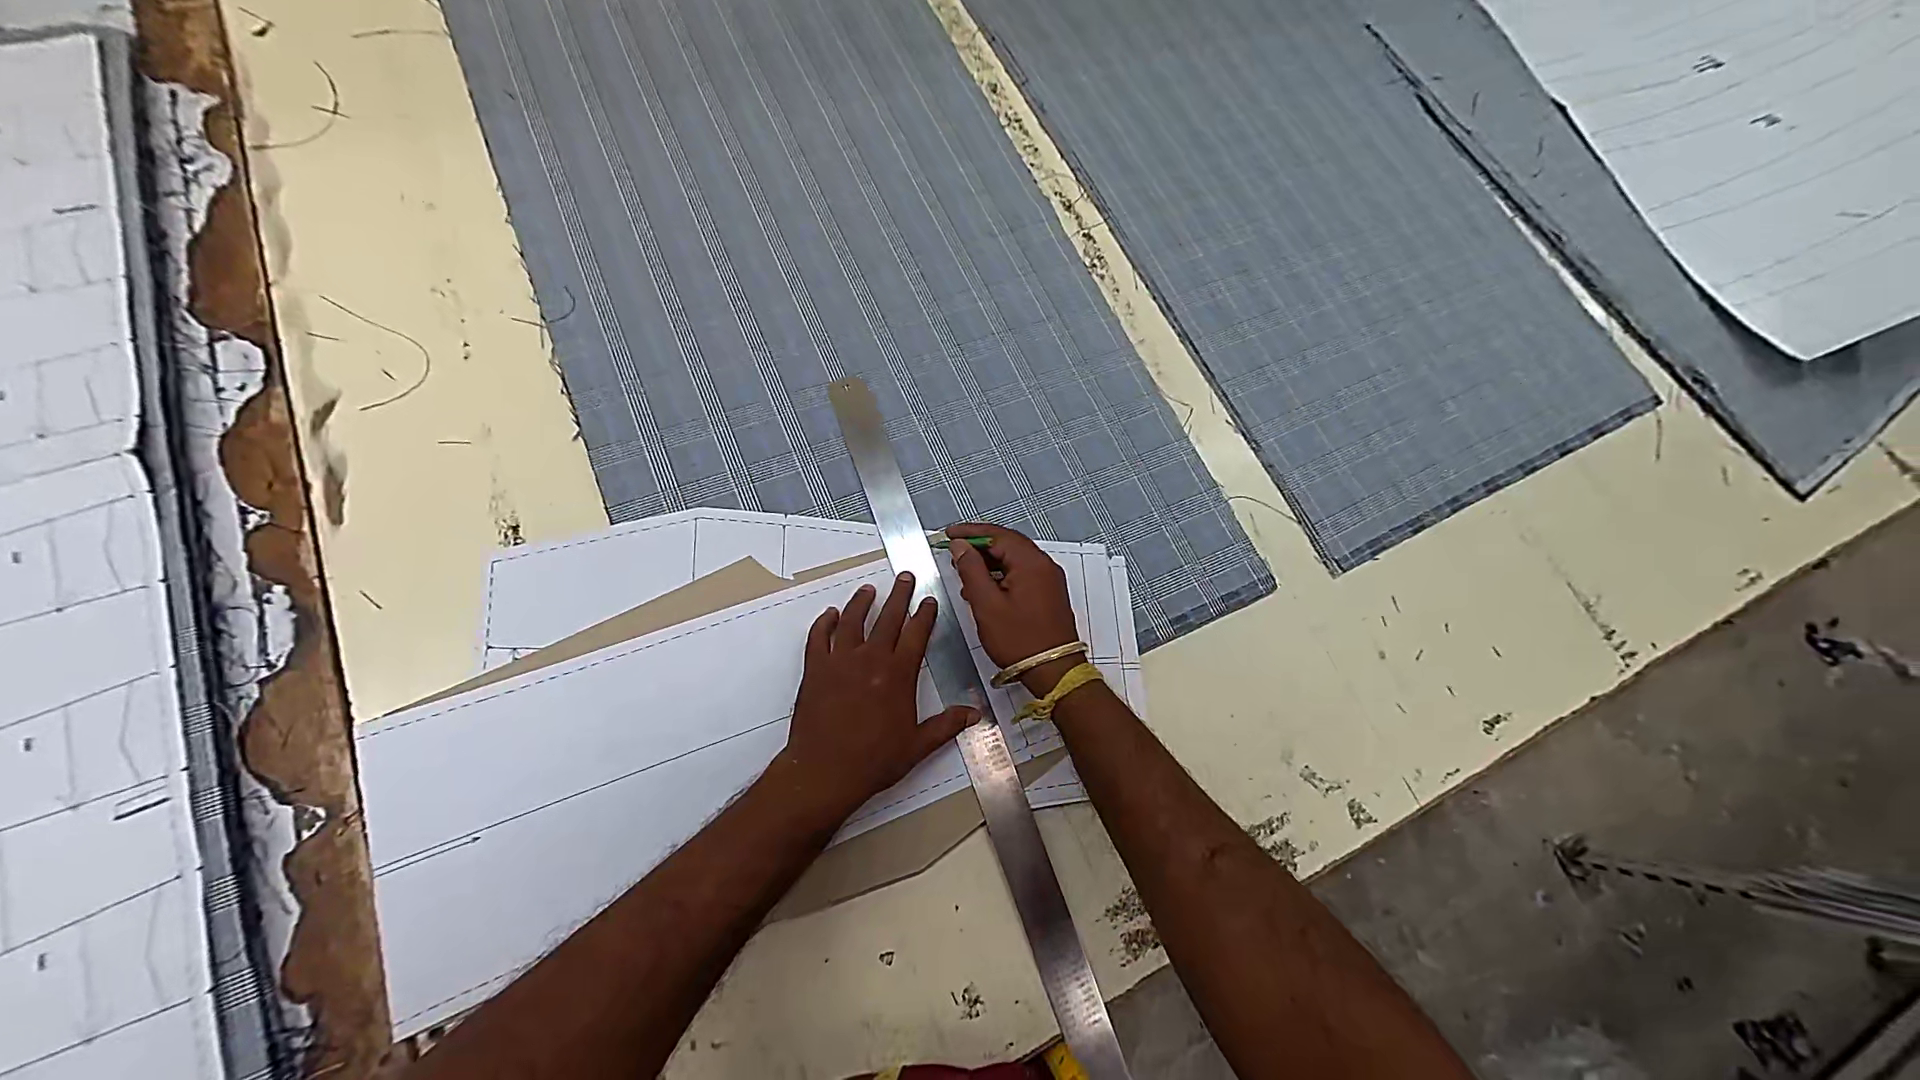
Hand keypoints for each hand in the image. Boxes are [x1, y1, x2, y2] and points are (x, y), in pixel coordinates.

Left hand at [781, 573, 976, 818]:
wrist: (825, 771)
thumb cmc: (872, 761)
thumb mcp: (917, 745)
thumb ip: (947, 725)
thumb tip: (973, 714)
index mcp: (897, 675)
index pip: (916, 634)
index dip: (924, 615)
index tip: (929, 601)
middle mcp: (870, 660)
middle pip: (888, 618)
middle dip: (899, 595)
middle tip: (905, 578)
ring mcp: (840, 662)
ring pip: (852, 621)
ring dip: (862, 602)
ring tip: (868, 589)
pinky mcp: (815, 670)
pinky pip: (819, 637)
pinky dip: (824, 623)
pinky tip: (829, 615)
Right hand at [945, 523, 1080, 694]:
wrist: (1053, 671)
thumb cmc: (1020, 641)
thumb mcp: (986, 604)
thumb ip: (971, 570)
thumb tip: (961, 547)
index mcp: (1031, 563)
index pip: (997, 534)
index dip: (970, 532)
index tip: (950, 534)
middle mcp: (1044, 566)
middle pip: (1008, 543)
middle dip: (979, 544)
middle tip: (955, 550)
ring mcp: (1049, 579)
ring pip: (1015, 558)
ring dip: (990, 560)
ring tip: (965, 570)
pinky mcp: (1049, 593)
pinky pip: (1022, 572)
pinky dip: (1002, 573)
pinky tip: (985, 587)